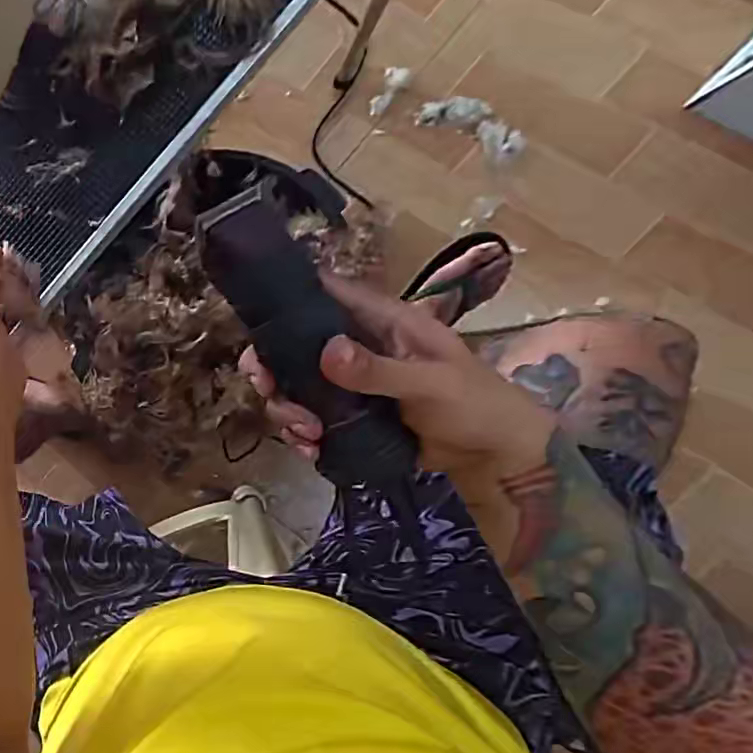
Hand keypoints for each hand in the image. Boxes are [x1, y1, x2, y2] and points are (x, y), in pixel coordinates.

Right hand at [239, 273, 553, 495]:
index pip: (326, 296)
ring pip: (296, 387)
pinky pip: (311, 421)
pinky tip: (310, 450)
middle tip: (267, 390)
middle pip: (295, 347)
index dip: (287, 303)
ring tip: (307, 434)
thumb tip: (327, 352)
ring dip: (288, 409)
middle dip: (273, 369)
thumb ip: (379, 370)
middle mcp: (358, 349)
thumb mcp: (432, 383)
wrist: (494, 456)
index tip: (259, 329)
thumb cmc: (476, 405)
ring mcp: (350, 387)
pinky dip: (302, 436)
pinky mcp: (349, 420)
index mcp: (381, 323)